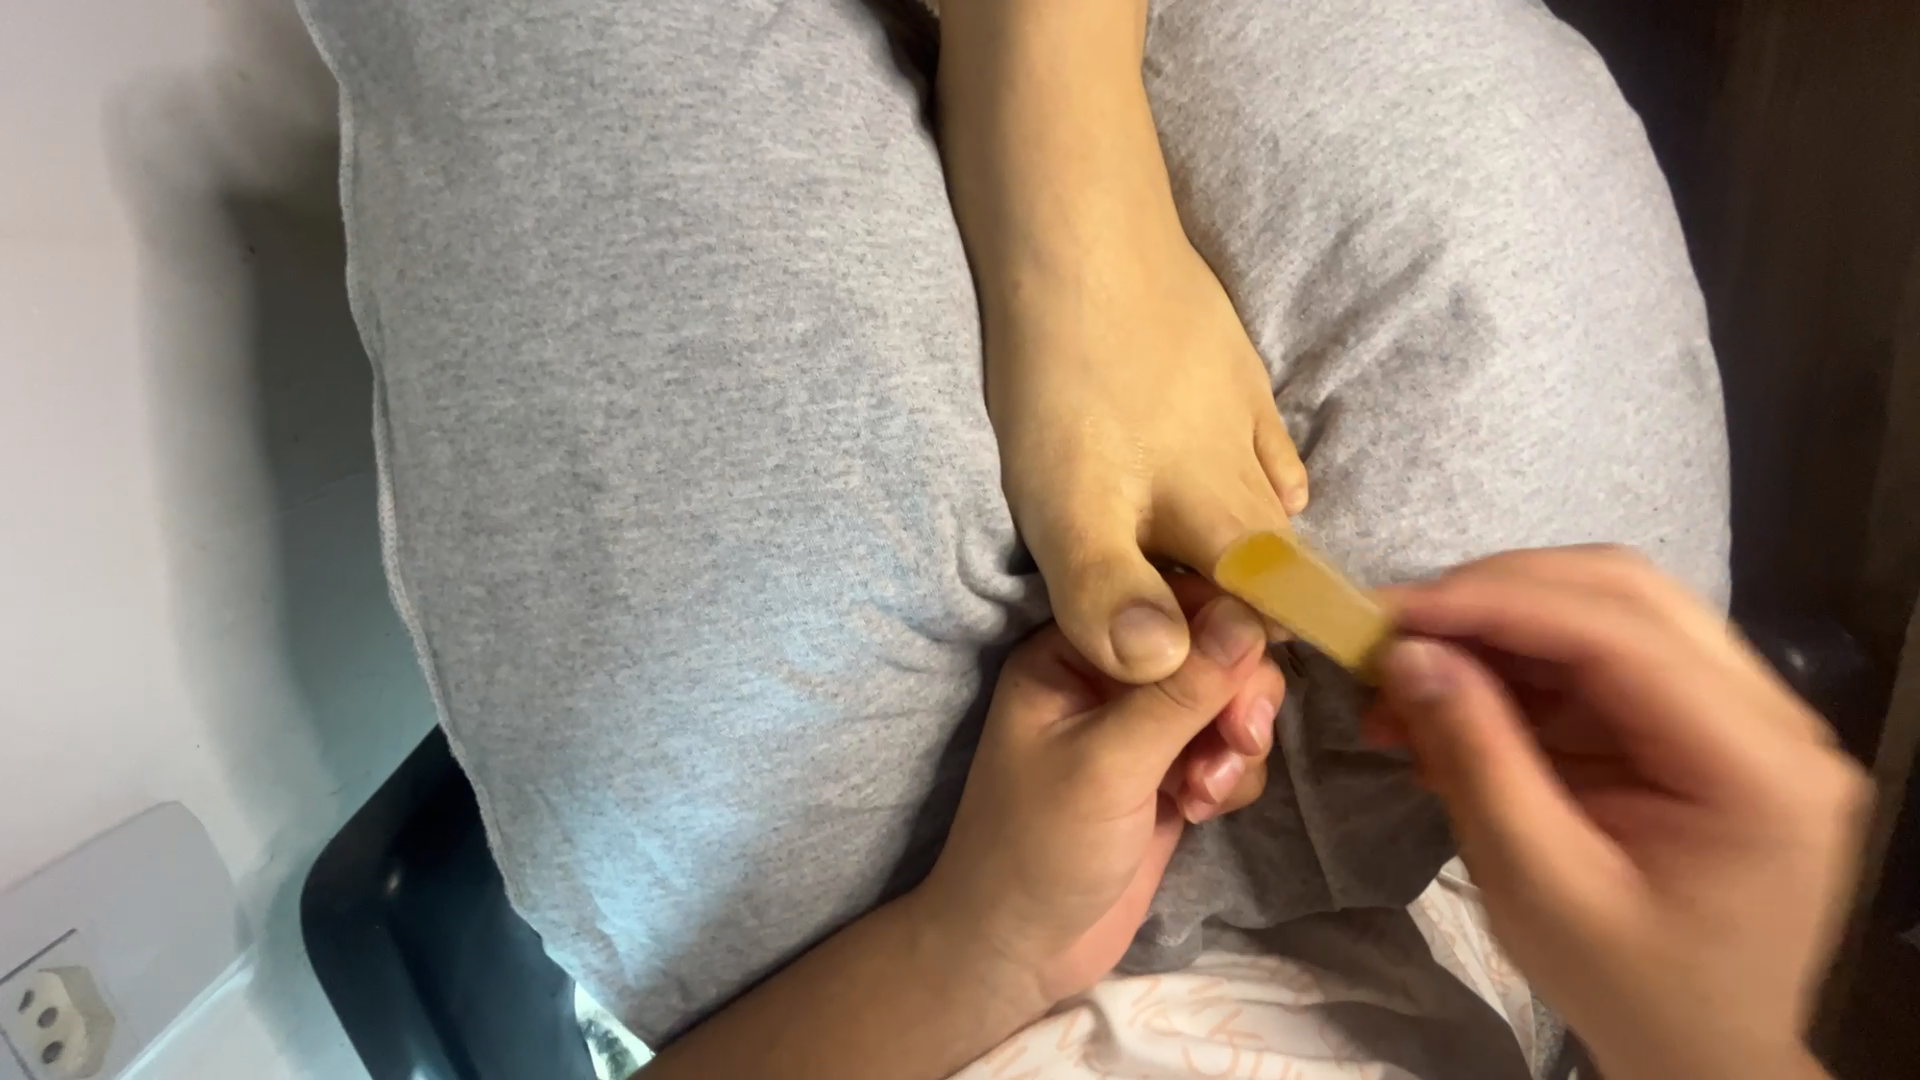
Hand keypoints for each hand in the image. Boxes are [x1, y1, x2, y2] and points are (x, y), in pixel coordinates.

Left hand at [912, 590, 1278, 1005]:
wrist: (1023, 947)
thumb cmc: (1042, 844)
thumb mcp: (1108, 763)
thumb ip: (1180, 693)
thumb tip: (1246, 615)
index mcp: (1072, 651)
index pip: (1162, 601)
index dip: (1221, 620)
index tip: (1262, 657)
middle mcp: (1108, 677)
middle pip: (1207, 648)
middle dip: (1233, 694)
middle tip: (1238, 740)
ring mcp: (1139, 725)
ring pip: (1224, 701)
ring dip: (1231, 744)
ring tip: (1201, 795)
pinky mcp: (1167, 770)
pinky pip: (1224, 749)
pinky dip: (1226, 776)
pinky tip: (1197, 812)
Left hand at [986, 231, 1307, 685]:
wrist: (1080, 237)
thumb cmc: (1068, 383)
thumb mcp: (1067, 504)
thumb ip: (1111, 593)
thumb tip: (1163, 667)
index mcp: (1225, 520)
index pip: (1275, 614)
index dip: (1260, 653)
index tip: (1226, 680)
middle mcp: (1254, 473)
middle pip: (1275, 562)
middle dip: (1251, 607)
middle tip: (1200, 628)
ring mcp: (1249, 412)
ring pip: (1272, 500)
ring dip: (1251, 542)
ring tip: (1214, 569)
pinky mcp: (1230, 365)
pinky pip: (1263, 439)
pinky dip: (1254, 474)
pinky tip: (1233, 476)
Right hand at [1369, 547, 1869, 1078]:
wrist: (1700, 1046)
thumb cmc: (1628, 983)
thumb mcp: (1535, 878)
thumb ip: (1474, 753)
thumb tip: (1405, 654)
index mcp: (1756, 766)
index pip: (1617, 632)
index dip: (1491, 603)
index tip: (1386, 612)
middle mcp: (1762, 716)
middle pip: (1617, 591)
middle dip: (1488, 594)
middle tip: (1393, 629)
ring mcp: (1722, 712)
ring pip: (1592, 608)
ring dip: (1483, 629)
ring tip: (1400, 679)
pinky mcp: (1673, 721)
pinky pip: (1572, 657)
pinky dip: (1492, 667)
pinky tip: (1434, 708)